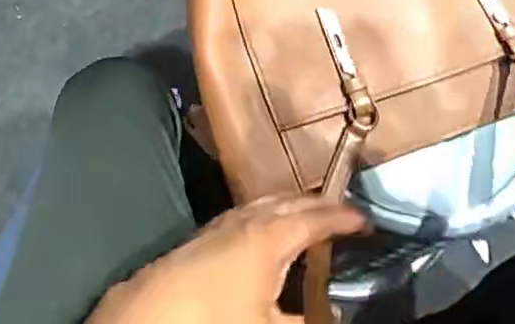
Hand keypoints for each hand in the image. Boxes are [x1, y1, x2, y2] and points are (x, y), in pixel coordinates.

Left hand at [86, 195, 367, 323]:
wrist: (150, 316)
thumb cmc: (216, 319)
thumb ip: (304, 322)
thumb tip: (333, 316)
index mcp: (270, 235)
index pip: (315, 218)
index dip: (342, 217)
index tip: (365, 219)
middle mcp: (247, 218)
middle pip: (290, 201)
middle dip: (318, 204)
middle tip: (342, 212)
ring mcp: (222, 223)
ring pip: (266, 203)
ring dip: (291, 207)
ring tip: (309, 216)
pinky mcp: (204, 236)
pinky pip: (248, 213)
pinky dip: (268, 215)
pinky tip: (266, 234)